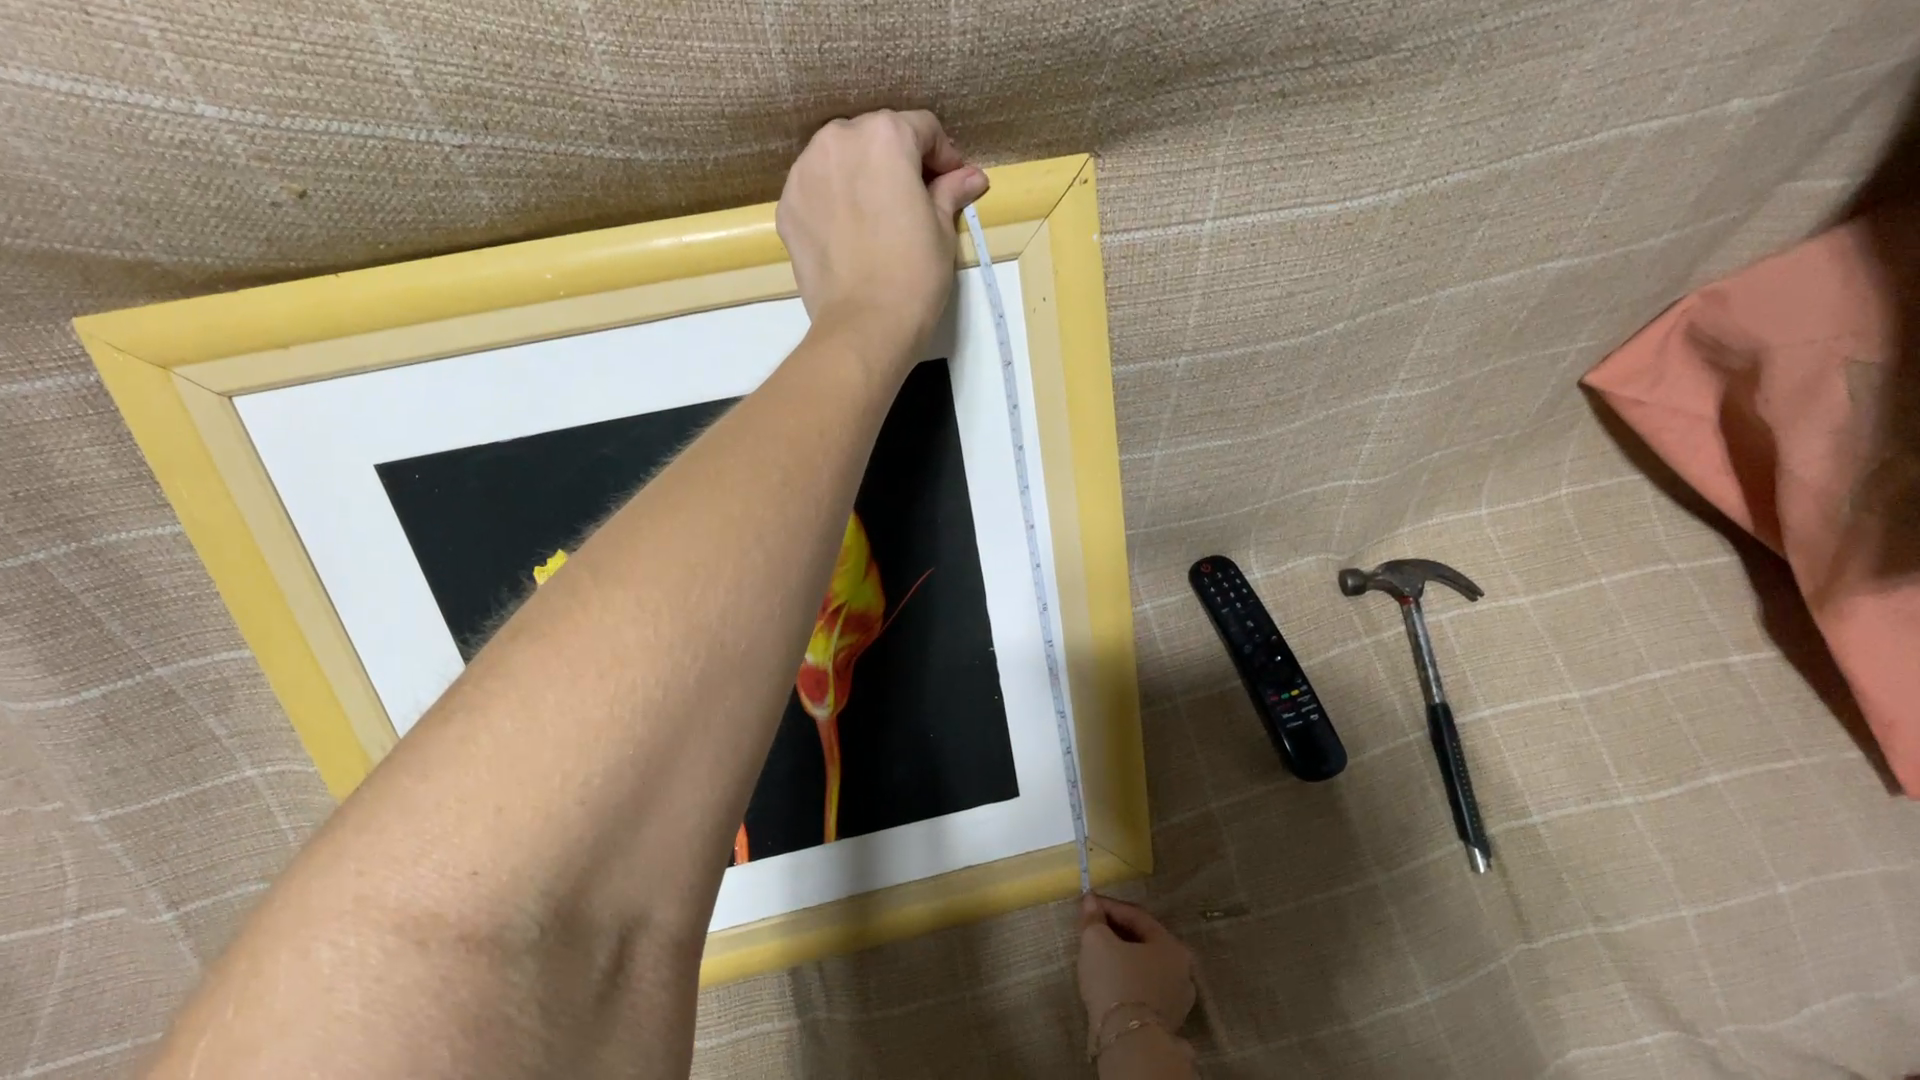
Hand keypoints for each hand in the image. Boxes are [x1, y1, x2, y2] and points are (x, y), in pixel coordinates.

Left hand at [775, 109, 988, 365]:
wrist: (864, 326)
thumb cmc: (913, 274)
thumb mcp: (942, 230)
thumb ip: (949, 192)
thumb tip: (971, 177)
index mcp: (884, 136)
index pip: (922, 128)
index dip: (943, 155)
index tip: (954, 183)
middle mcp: (838, 140)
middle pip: (876, 136)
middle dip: (899, 161)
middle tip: (917, 198)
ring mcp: (804, 172)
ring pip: (841, 158)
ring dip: (862, 175)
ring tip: (880, 213)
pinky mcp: (786, 206)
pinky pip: (817, 188)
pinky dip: (835, 199)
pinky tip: (852, 231)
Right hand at [1077, 894, 1196, 1034]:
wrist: (1128, 1041)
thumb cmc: (1115, 981)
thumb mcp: (1096, 942)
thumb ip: (1094, 919)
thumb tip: (1090, 901)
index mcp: (1171, 946)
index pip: (1137, 916)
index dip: (1110, 906)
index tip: (1088, 903)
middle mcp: (1183, 970)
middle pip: (1145, 941)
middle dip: (1117, 931)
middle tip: (1093, 926)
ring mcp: (1178, 998)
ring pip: (1146, 966)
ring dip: (1123, 955)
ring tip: (1099, 952)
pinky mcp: (1167, 1020)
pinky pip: (1144, 988)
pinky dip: (1128, 977)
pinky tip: (1110, 978)